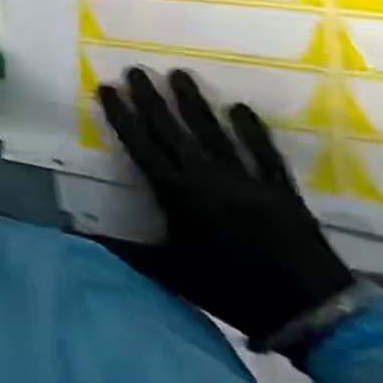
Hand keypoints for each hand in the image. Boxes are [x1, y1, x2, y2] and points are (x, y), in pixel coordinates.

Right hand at [99, 68, 353, 345]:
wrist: (309, 312)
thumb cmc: (227, 289)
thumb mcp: (166, 270)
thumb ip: (121, 248)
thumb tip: (72, 232)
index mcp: (176, 195)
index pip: (140, 145)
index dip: (121, 115)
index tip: (107, 88)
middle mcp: (208, 180)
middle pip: (173, 132)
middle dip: (152, 99)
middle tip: (136, 70)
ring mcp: (248, 183)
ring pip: (215, 135)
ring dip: (196, 104)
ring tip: (180, 74)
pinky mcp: (281, 192)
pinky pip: (264, 155)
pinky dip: (252, 131)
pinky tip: (241, 108)